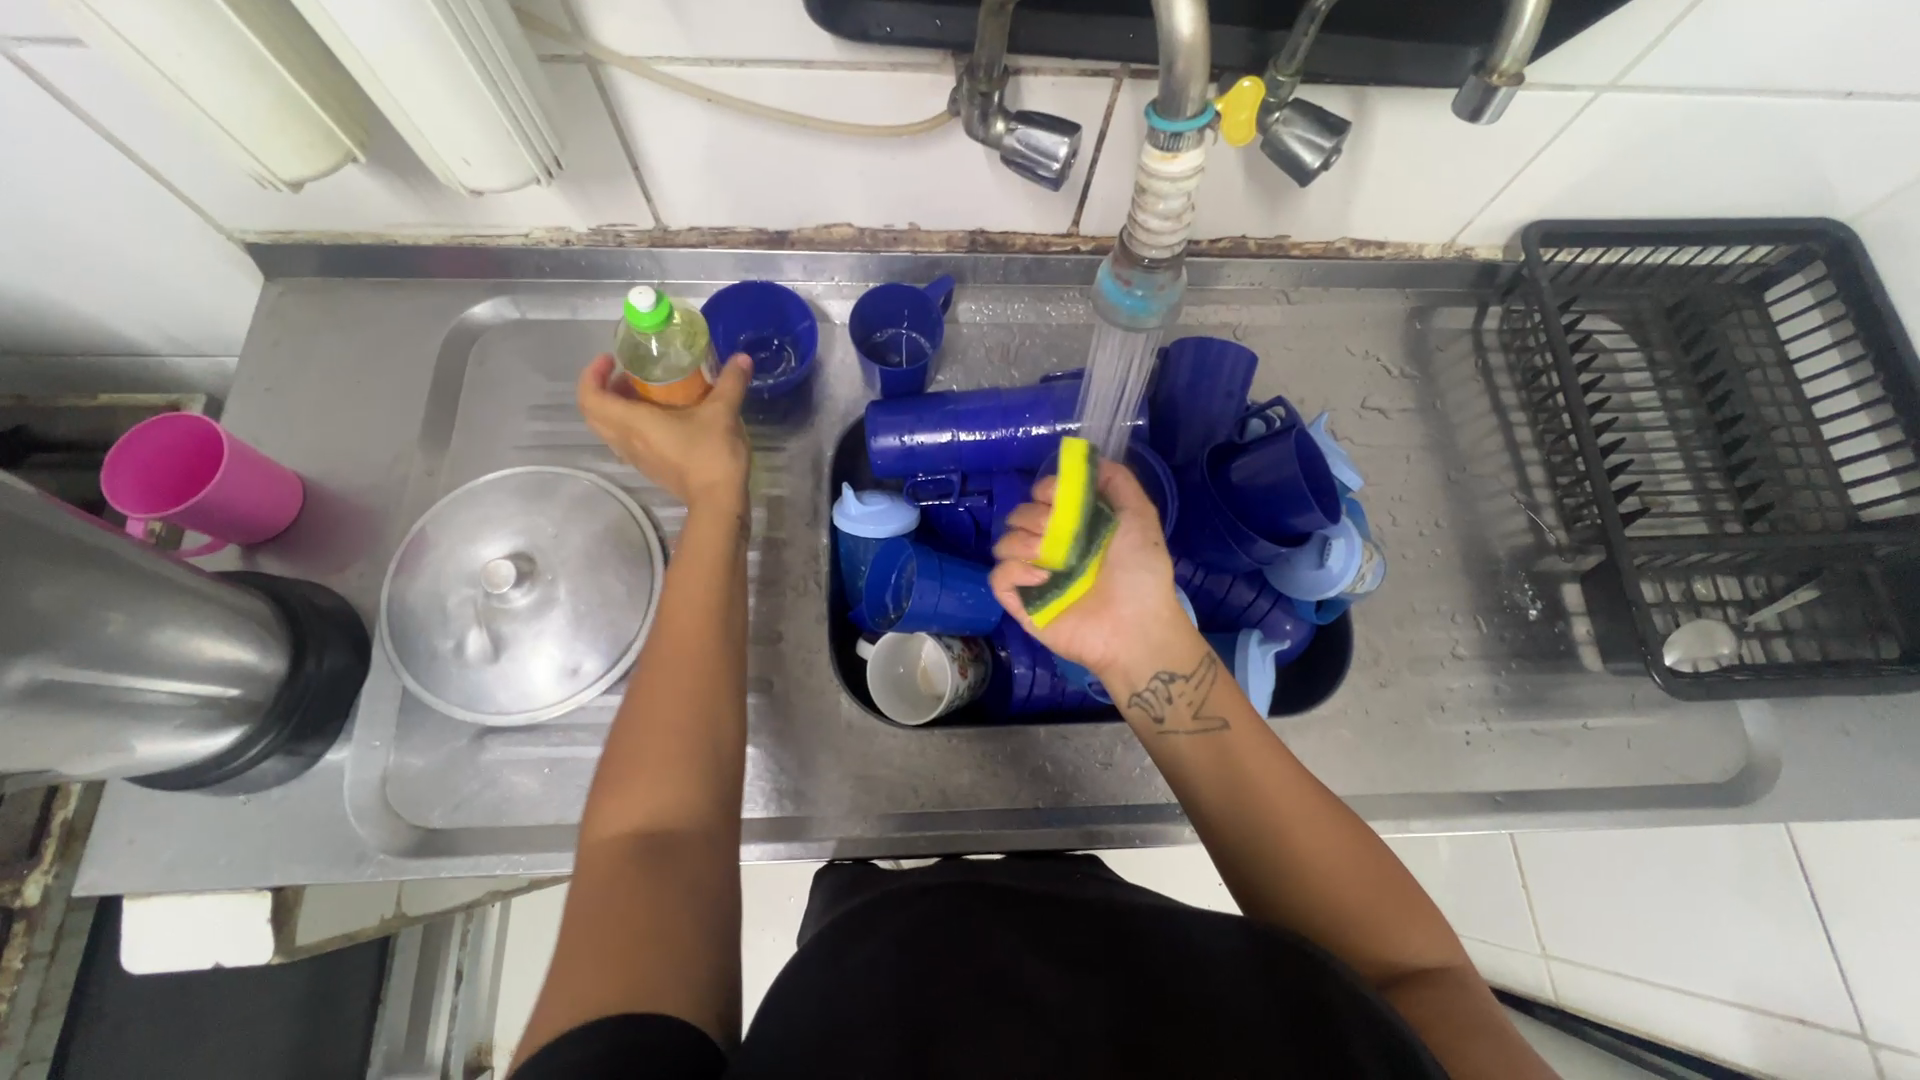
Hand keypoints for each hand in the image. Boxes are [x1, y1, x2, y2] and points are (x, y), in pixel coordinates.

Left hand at [576, 353, 751, 507]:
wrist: (718, 500)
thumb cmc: (711, 454)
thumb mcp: (723, 412)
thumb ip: (731, 381)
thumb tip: (742, 357)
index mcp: (633, 423)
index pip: (590, 397)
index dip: (592, 374)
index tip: (611, 360)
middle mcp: (625, 440)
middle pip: (593, 413)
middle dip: (603, 388)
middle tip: (626, 374)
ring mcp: (635, 457)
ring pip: (607, 428)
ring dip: (616, 407)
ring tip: (642, 392)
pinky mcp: (648, 467)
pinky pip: (624, 440)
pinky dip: (629, 423)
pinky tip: (659, 417)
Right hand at [988, 460, 1198, 682]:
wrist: (1135, 626)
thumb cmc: (1141, 571)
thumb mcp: (1139, 515)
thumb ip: (1118, 481)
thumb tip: (1087, 458)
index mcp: (1075, 527)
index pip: (1041, 497)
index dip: (1045, 490)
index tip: (1057, 497)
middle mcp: (1052, 549)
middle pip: (1018, 516)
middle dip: (1033, 516)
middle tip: (1055, 531)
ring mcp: (1034, 577)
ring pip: (1002, 544)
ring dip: (1021, 541)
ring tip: (1048, 556)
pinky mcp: (1021, 604)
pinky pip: (997, 577)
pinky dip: (1013, 571)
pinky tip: (1041, 578)